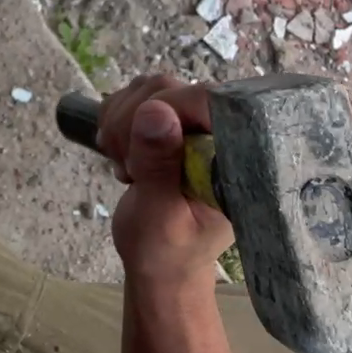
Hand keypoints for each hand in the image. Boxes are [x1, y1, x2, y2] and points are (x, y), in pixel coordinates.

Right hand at [101, 74, 235, 289]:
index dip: (169, 108)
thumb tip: (155, 112)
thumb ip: (158, 167)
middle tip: (126, 166)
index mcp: (235, 158)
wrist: (159, 264)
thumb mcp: (158, 217)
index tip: (137, 147)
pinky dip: (117, 118)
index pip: (209, 101)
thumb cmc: (165, 251)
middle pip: (172, 89)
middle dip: (135, 121)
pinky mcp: (171, 120)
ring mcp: (194, 123)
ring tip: (125, 164)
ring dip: (122, 121)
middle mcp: (219, 133)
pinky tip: (120, 152)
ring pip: (150, 88)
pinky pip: (136, 94)